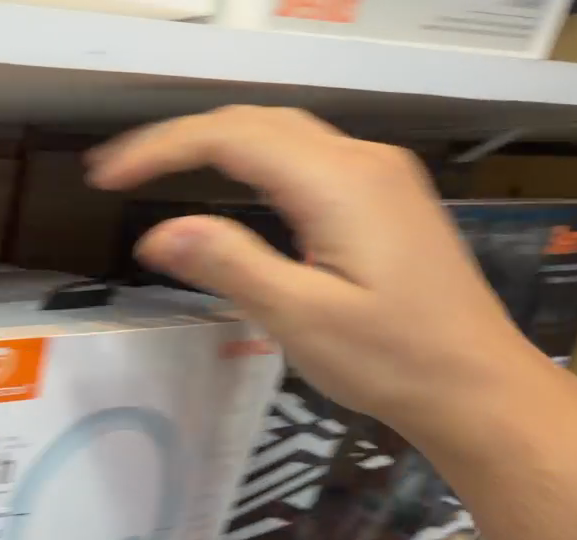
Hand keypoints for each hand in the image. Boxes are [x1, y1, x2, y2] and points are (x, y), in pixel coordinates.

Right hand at [86, 107, 543, 431]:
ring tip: (149, 168)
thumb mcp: (299, 317)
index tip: (105, 179)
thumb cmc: (389, 357)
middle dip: (176, 138)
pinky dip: (242, 159)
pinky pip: (297, 156)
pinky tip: (216, 182)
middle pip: (254, 123)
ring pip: (277, 134)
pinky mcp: (376, 198)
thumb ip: (229, 265)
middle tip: (113, 170)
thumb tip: (157, 234)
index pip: (233, 140)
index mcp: (340, 185)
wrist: (471, 380)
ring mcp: (375, 177)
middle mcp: (361, 163)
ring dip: (208, 143)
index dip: (161, 151)